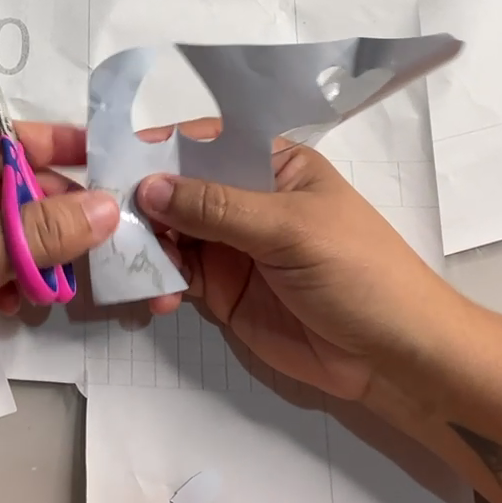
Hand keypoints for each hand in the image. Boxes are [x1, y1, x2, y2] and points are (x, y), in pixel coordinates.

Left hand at [0, 122, 119, 422]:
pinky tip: (23, 306)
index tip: (104, 155)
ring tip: (66, 279)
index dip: (55, 142)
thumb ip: (45, 228)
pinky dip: (22, 281)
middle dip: (58, 211)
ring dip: (43, 253)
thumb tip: (108, 206)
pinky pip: (6, 265)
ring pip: (18, 231)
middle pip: (19, 188)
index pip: (6, 139)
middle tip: (104, 232)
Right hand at [135, 125, 469, 401]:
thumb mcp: (289, 229)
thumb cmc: (357, 272)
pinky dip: (156, 279)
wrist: (396, 359)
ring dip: (143, 242)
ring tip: (122, 258)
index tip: (116, 159)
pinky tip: (149, 292)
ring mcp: (228, 245)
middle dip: (142, 198)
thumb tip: (148, 186)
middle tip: (105, 216)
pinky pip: (175, 274)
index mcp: (270, 165)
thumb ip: (217, 206)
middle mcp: (243, 199)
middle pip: (178, 188)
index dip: (162, 148)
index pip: (205, 143)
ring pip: (169, 232)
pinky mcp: (218, 288)